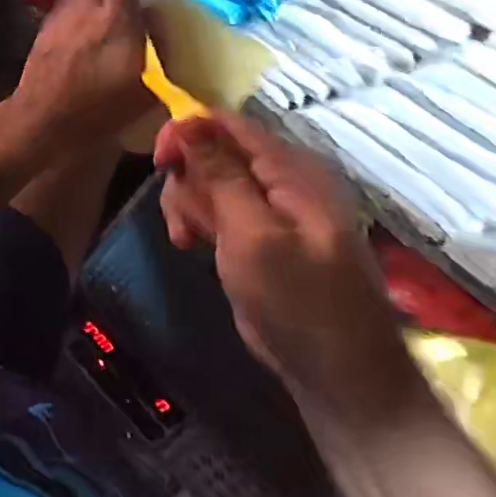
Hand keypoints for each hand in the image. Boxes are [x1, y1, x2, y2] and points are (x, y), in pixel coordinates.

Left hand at [7, 0, 155, 141]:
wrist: (41, 118)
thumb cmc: (98, 109)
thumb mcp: (144, 88)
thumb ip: (154, 49)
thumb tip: (152, 17)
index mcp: (115, 22)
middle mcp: (86, 11)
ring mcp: (62, 19)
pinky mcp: (47, 31)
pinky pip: (68, 8)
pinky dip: (80, 4)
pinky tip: (84, 17)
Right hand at [156, 111, 404, 389]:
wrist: (336, 375)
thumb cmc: (298, 301)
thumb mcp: (253, 235)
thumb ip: (221, 175)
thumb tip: (189, 121)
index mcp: (290, 169)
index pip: (228, 123)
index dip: (187, 130)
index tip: (160, 161)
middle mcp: (279, 178)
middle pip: (211, 149)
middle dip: (187, 179)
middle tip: (180, 219)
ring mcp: (266, 206)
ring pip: (206, 178)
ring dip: (186, 203)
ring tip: (184, 239)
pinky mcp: (254, 231)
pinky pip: (214, 206)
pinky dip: (196, 220)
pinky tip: (189, 244)